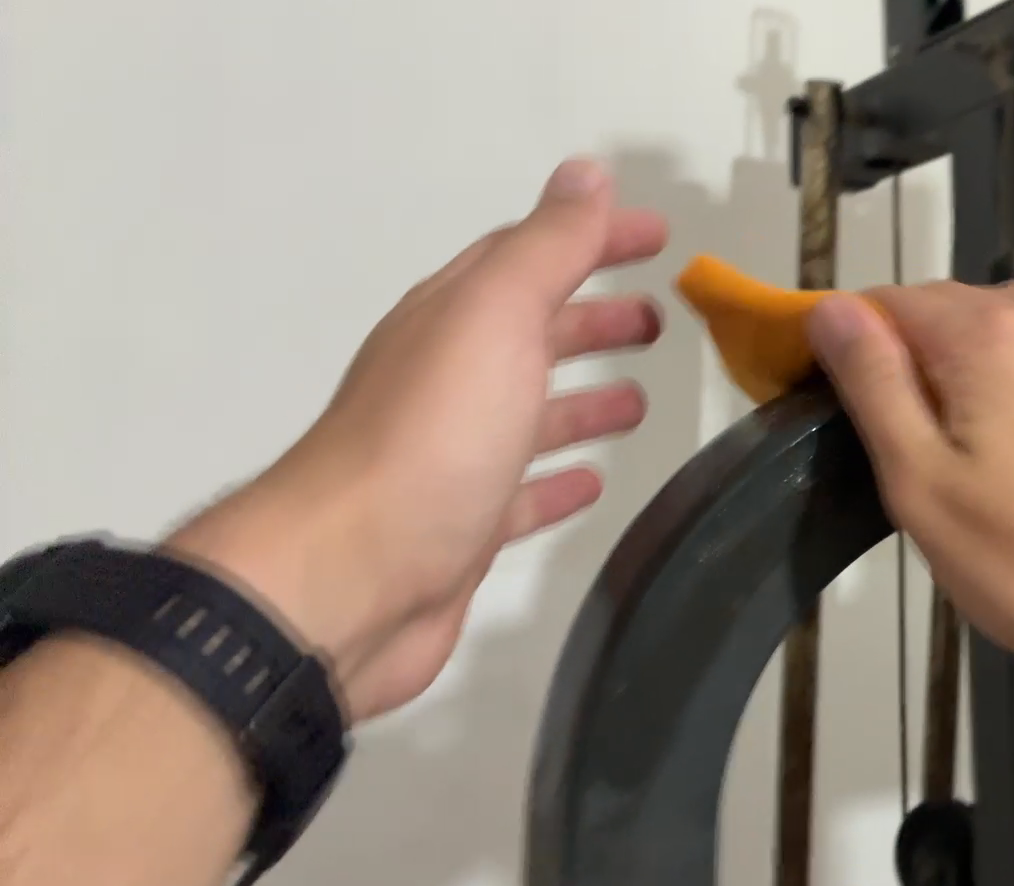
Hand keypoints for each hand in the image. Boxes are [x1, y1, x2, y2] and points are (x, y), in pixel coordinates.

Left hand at [170, 159, 665, 719]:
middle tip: (657, 319)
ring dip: (586, 399)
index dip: (594, 239)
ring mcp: (458, 457)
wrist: (354, 579)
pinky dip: (560, 479)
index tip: (656, 236)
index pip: (533, 258)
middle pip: (532, 334)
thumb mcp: (495, 321)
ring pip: (533, 413)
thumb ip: (546, 250)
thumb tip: (587, 176)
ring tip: (640, 400)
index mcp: (457, 324)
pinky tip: (592, 482)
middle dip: (594, 318)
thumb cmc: (435, 440)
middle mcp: (452, 382)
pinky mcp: (470, 524)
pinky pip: (526, 490)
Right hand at [806, 281, 1013, 711]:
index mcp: (990, 336)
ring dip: (997, 361)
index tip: (858, 398)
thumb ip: (873, 384)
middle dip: (930, 354)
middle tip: (928, 440)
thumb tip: (832, 308)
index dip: (864, 342)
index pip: (896, 301)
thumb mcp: (922, 486)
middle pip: (966, 310)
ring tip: (997, 439)